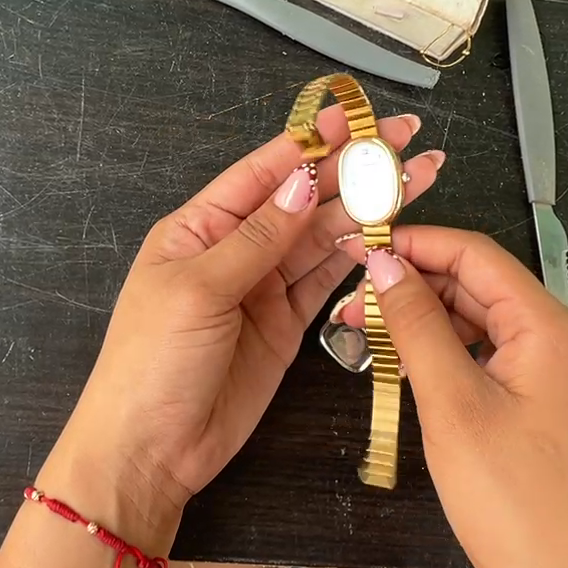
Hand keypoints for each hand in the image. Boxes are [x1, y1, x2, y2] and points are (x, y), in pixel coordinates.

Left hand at [39, 105, 443, 548]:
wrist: (151, 450)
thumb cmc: (153, 359)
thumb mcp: (198, 290)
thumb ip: (256, 239)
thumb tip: (301, 182)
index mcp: (200, 226)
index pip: (263, 172)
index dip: (310, 143)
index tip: (355, 118)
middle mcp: (235, 247)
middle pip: (302, 199)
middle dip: (353, 169)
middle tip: (408, 140)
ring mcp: (264, 286)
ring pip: (322, 237)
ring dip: (367, 209)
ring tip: (416, 179)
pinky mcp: (286, 324)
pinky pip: (326, 280)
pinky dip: (357, 257)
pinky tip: (390, 232)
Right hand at [339, 227, 567, 567]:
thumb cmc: (515, 502)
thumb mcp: (454, 404)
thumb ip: (417, 325)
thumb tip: (386, 264)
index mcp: (551, 328)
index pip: (477, 255)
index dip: (417, 243)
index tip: (361, 248)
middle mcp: (565, 343)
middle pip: (480, 289)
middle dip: (415, 287)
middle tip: (351, 302)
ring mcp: (562, 380)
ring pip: (484, 326)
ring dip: (427, 324)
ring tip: (368, 335)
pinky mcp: (553, 412)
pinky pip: (494, 361)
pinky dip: (450, 356)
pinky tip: (410, 368)